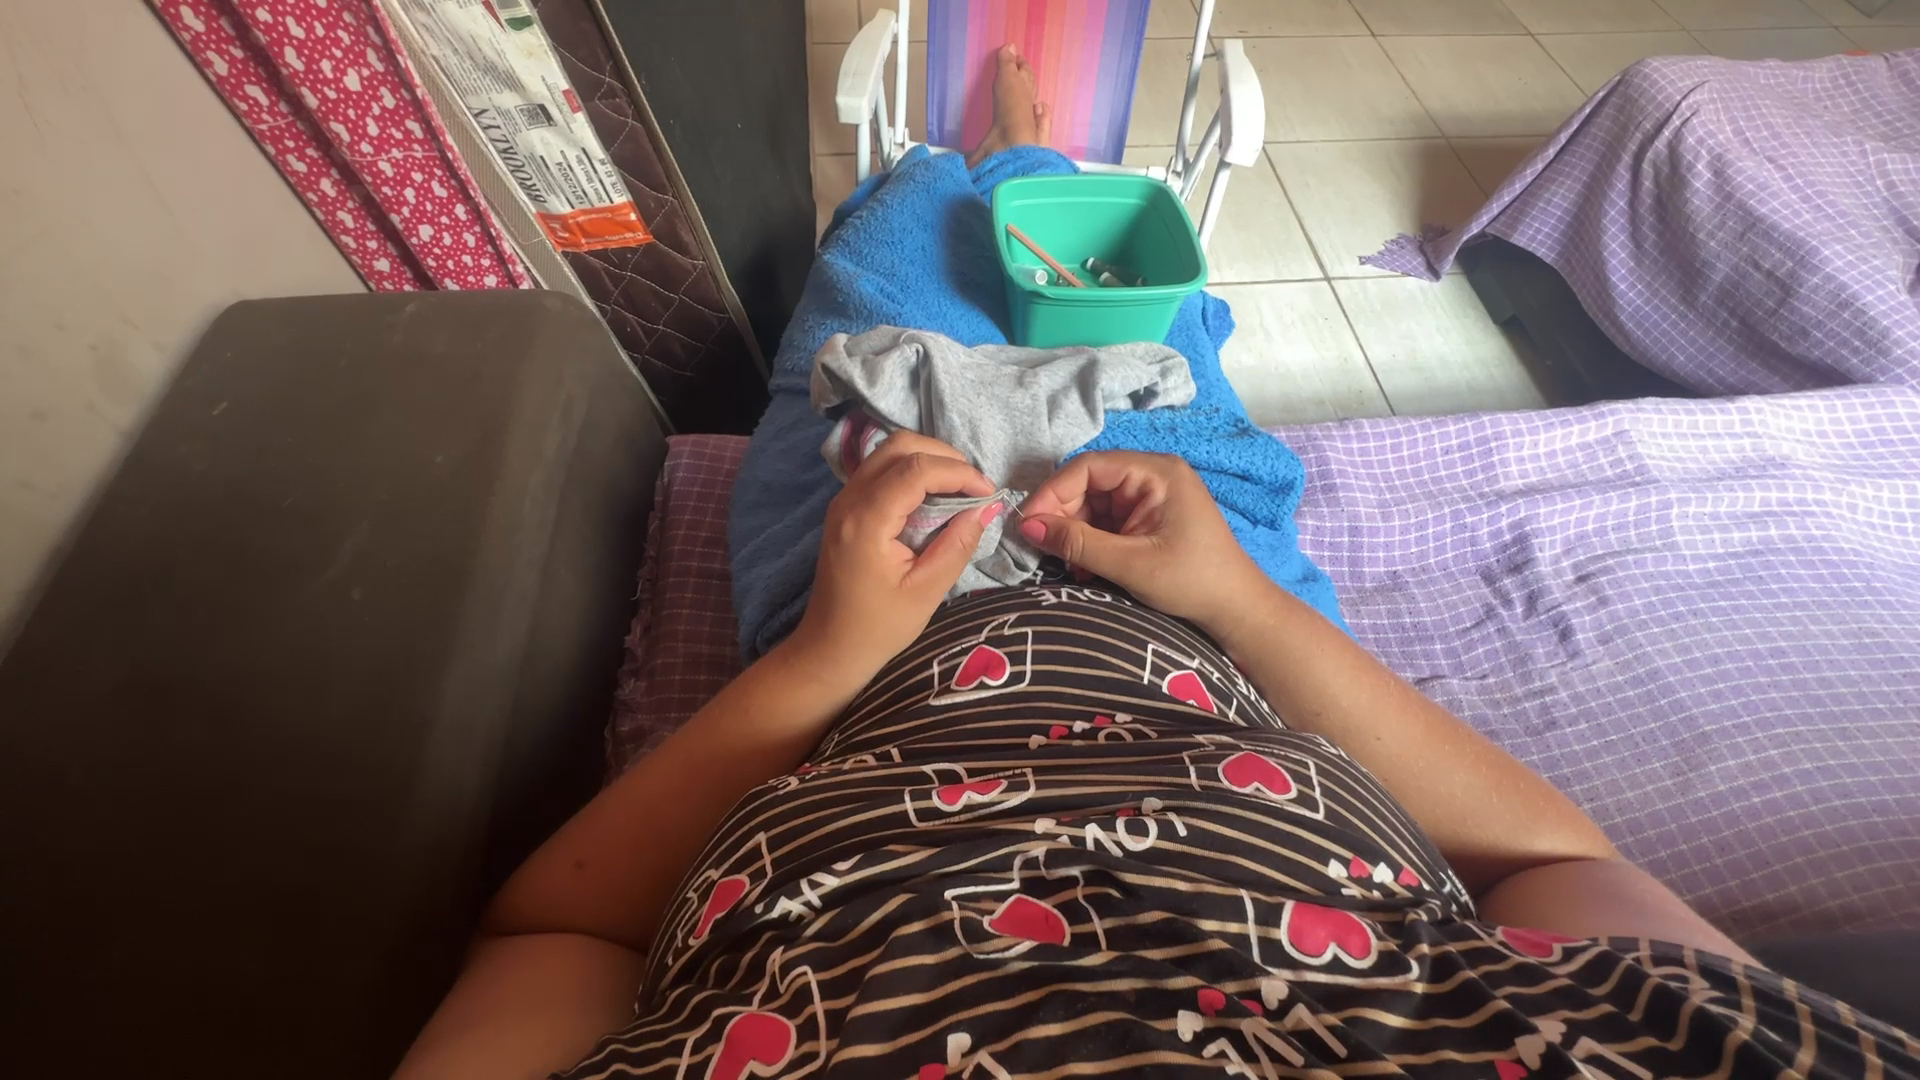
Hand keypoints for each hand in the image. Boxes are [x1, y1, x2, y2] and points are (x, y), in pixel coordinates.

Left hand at [784, 432, 998, 691]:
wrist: (830, 648)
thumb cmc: (878, 627)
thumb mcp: (927, 591)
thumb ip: (957, 544)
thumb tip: (986, 508)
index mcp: (866, 520)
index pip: (916, 469)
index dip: (958, 472)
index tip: (988, 493)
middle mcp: (849, 500)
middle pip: (900, 446)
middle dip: (944, 456)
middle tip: (975, 485)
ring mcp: (843, 500)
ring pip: (889, 452)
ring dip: (928, 459)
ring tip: (960, 488)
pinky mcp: (847, 508)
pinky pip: (881, 470)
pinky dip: (912, 471)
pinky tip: (935, 497)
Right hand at [1017, 451, 1266, 627]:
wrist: (1236, 610)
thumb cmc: (1192, 581)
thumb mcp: (1130, 564)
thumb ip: (1078, 543)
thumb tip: (1025, 527)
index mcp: (1155, 473)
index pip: (1088, 468)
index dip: (1053, 493)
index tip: (1027, 523)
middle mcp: (1150, 477)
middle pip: (1088, 485)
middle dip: (1062, 517)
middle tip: (1041, 548)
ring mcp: (1148, 499)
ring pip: (1092, 507)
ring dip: (1074, 534)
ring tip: (1067, 564)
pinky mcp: (1145, 520)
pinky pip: (1105, 523)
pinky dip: (1089, 544)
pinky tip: (1084, 568)